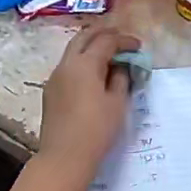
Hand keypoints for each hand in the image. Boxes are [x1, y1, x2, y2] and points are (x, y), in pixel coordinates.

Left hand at [38, 25, 139, 176]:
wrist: (64, 156)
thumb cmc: (96, 129)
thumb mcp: (117, 103)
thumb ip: (121, 79)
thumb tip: (121, 67)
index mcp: (84, 64)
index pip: (106, 41)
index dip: (124, 40)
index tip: (138, 46)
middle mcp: (66, 64)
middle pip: (84, 37)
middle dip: (104, 34)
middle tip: (121, 40)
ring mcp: (55, 77)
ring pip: (73, 50)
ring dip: (92, 47)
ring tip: (110, 55)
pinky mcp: (51, 91)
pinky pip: (68, 66)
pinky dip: (83, 61)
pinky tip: (95, 74)